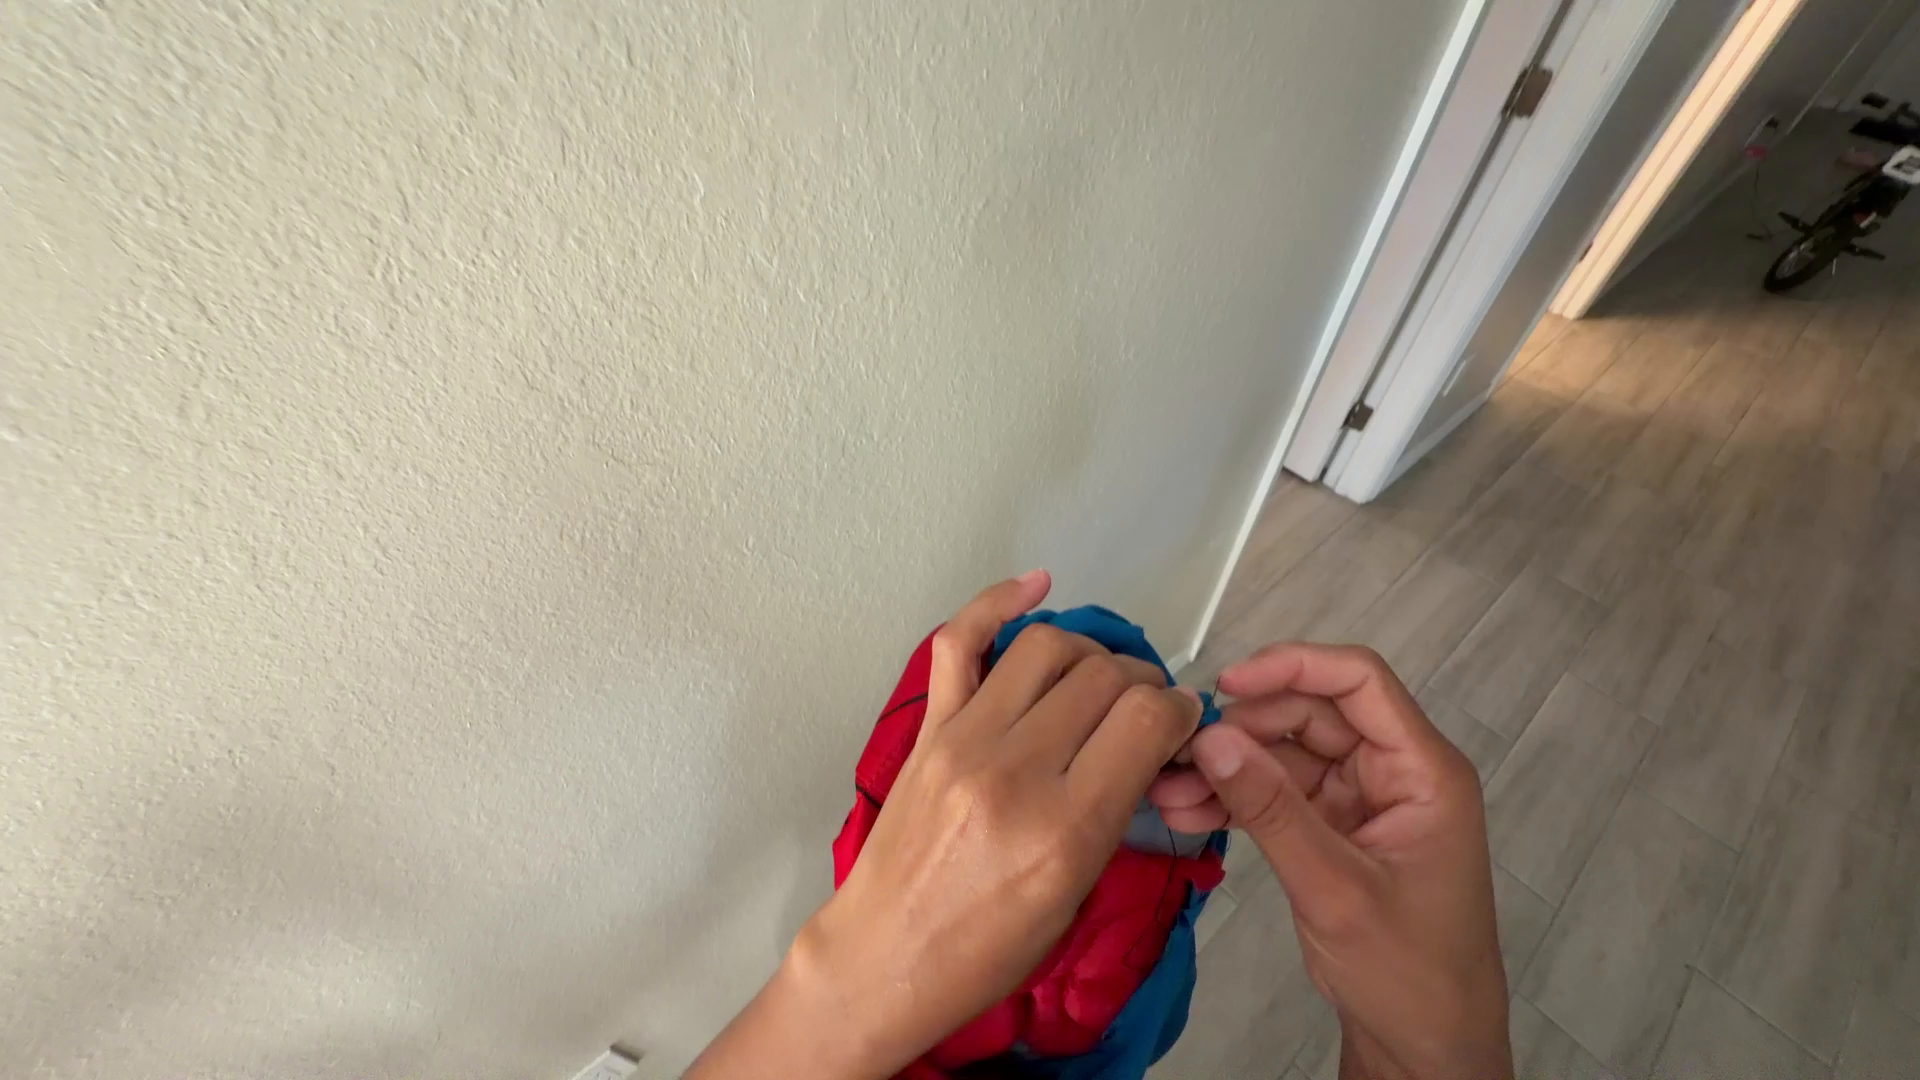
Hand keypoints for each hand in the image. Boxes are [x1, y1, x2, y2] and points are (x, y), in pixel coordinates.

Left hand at [687, 573, 1203, 1079]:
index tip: (1180, 722)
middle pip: (1103, 676)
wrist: (886, 955)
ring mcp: (962, 739)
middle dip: (1143, 681)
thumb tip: (1151, 740)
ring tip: (1099, 677)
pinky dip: (996, 602)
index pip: (1146, 719)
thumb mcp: (1078, 893)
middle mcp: (1014, 770)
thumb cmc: (988, 949)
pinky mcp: (928, 726)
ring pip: (1046, 646)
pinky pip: (958, 642)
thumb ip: (1118, 807)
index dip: (1179, 710)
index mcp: (1064, 828)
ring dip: (1090, 652)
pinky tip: (1035, 585)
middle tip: (1145, 706)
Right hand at [1148, 644, 1510, 1079]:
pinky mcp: (1326, 821)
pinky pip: (1270, 788)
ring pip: (1278, 750)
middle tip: (1180, 753)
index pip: (1358, 681)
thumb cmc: (1408, 972)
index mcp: (1420, 768)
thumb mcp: (1335, 888)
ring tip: (1167, 789)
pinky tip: (1186, 812)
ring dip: (1223, 766)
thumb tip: (1210, 739)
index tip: (1227, 686)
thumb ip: (1272, 809)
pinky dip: (1230, 797)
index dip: (1292, 667)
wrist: (1423, 1051)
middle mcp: (1387, 768)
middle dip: (1240, 729)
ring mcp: (1355, 794)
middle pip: (1305, 713)